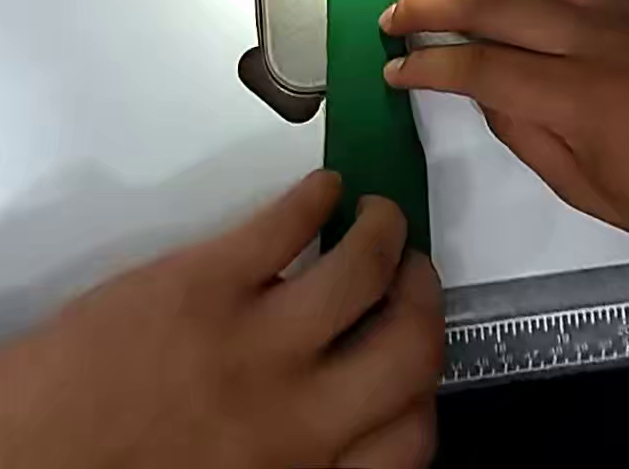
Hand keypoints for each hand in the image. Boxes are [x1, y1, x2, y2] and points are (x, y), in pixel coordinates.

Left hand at [0, 172, 442, 468]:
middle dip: (422, 296)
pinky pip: (289, 222)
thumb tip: (345, 418)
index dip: (422, 384)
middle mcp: (295, 419)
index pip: (411, 439)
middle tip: (409, 268)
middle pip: (411, 348)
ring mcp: (253, 341)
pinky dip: (319, 196)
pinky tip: (322, 190)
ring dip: (382, 229)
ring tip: (375, 213)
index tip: (404, 343)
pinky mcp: (206, 279)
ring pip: (363, 268)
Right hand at [381, 0, 628, 272]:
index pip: (476, 67)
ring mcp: (614, 10)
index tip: (394, 68)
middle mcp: (592, 40)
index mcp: (579, 100)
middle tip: (393, 17)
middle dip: (425, 4)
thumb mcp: (584, 189)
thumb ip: (521, 132)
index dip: (423, 65)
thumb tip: (479, 89)